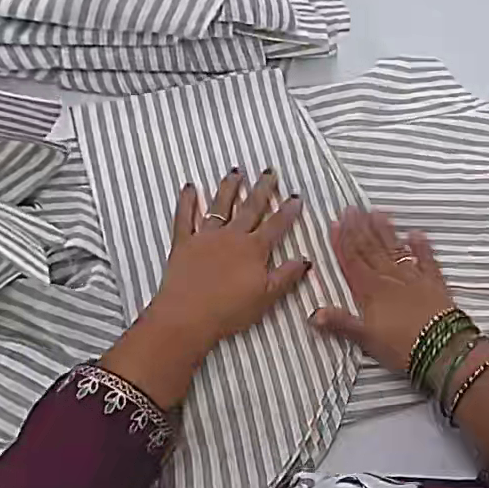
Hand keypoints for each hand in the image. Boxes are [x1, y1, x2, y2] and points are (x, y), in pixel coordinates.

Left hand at [101, 169, 311, 407]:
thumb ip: (286, 276)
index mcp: (254, 250)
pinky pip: (185, 217)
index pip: (276, 226)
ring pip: (221, 206)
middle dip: (262, 190)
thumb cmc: (230, 310)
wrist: (187, 316)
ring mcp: (206, 237)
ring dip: (229, 188)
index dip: (287, 211)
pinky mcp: (184, 243)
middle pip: (250, 208)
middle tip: (269, 172)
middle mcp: (232, 237)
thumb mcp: (267, 297)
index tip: (296, 197)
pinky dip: (187, 201)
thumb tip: (304, 260)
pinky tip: (190, 187)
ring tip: (236, 172)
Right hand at [309, 208, 454, 373]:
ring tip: (377, 212)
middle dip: (359, 228)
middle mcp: (390, 278)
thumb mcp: (366, 339)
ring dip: (385, 231)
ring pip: (395, 249)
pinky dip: (421, 246)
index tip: (336, 223)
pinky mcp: (435, 283)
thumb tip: (313, 314)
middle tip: (352, 208)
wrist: (443, 349)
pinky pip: (426, 259)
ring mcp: (414, 278)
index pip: (352, 260)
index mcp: (371, 290)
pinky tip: (416, 234)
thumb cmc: (402, 347)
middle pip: (371, 249)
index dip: (342, 241)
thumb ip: (341, 323)